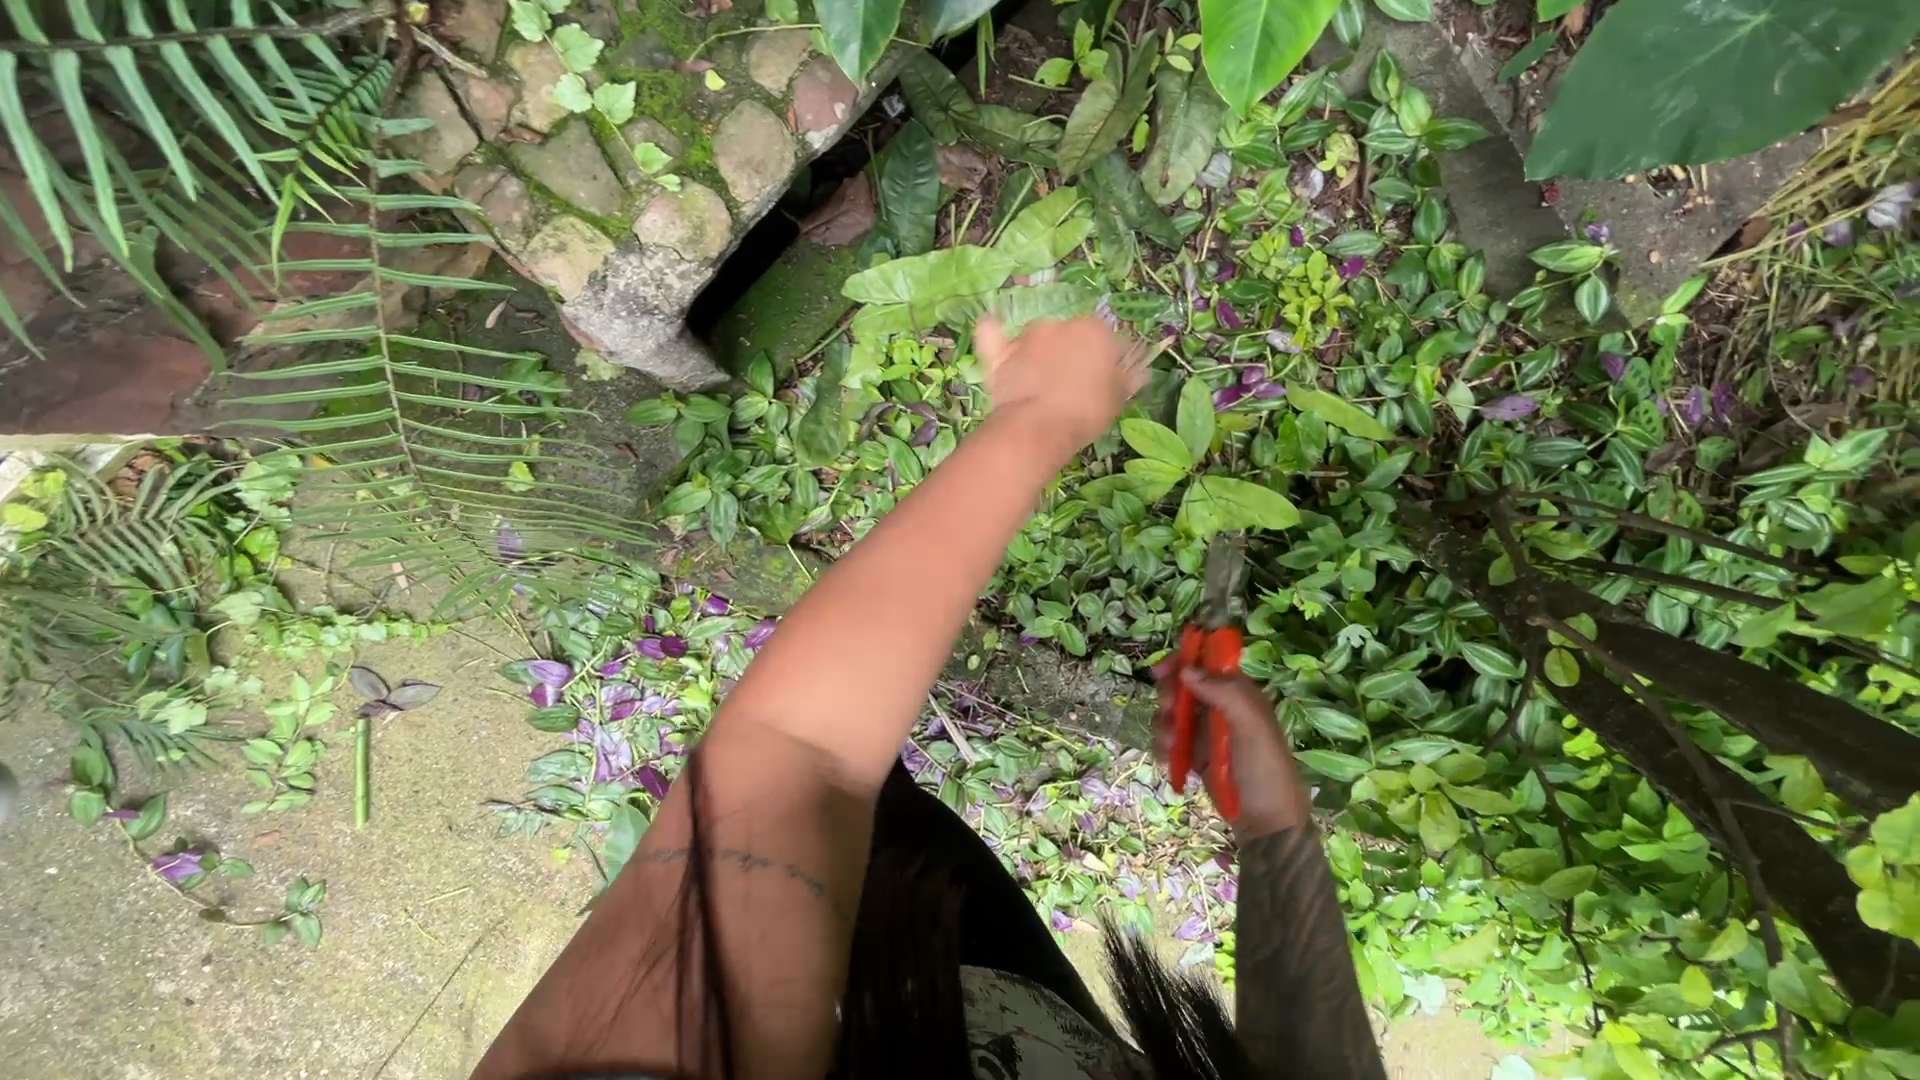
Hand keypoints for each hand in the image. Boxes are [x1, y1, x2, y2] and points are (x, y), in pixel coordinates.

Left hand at [974, 316, 1148, 457]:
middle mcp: (1061, 323)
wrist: (1037, 428)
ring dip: (1040, 354)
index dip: (1107, 363)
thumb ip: (1128, 379)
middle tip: (1072, 387)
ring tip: (1039, 385)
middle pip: (1070, 336)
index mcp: (1095, 330)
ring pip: (1037, 339)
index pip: (1107, 341)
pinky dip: (995, 334)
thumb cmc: (1084, 414)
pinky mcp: (1000, 351)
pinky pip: (993, 333)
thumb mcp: (1117, 399)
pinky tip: (998, 339)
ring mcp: (1027, 336)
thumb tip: (1140, 370)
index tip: (1103, 383)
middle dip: (1072, 355)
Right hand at [1152, 663, 1313, 842]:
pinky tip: (1168, 760)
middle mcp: (1220, 708)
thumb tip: (1187, 671)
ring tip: (1171, 745)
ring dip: (1164, 725)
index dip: (1183, 662)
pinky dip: (1163, 747)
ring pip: (1172, 714)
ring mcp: (1205, 732)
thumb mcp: (1252, 727)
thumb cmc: (1265, 769)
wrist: (1266, 822)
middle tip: (1169, 711)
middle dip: (1169, 696)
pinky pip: (1169, 741)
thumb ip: (1224, 694)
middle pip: (1182, 687)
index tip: (1161, 672)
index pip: (1207, 664)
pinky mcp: (1194, 755)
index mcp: (1239, 694)